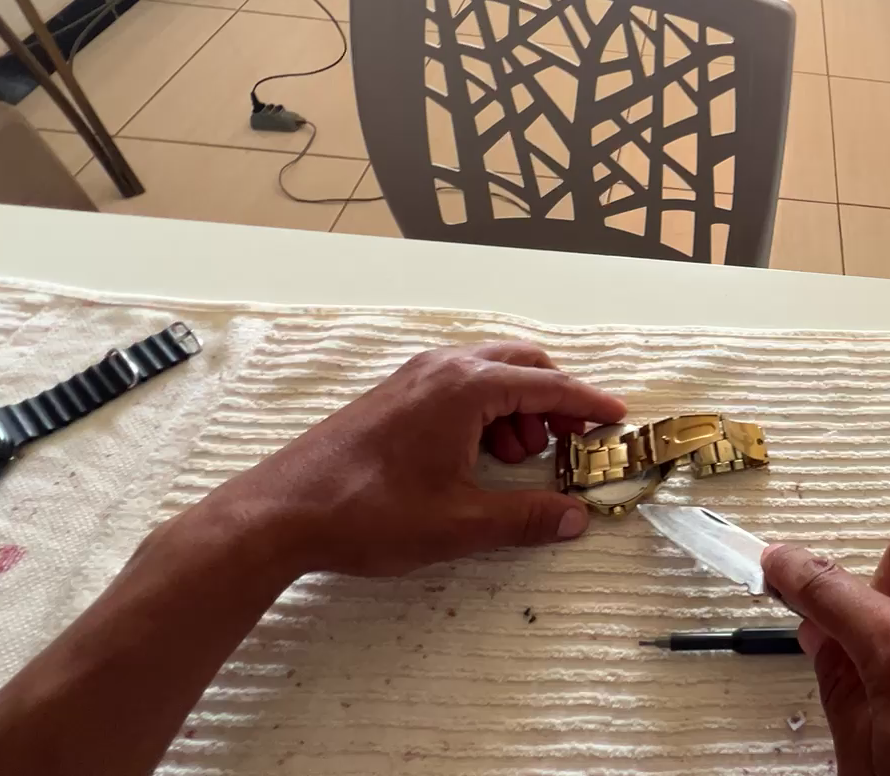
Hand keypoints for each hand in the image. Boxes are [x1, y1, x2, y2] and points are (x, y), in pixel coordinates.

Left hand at [199, 342, 626, 577]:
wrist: (274, 513)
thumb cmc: (370, 513)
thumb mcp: (458, 524)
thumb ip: (525, 518)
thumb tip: (576, 520)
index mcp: (467, 388)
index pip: (549, 387)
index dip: (587, 403)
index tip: (615, 416)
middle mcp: (446, 367)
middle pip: (524, 364)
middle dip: (556, 398)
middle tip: (570, 437)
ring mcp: (417, 375)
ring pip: (492, 371)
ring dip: (520, 403)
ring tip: (520, 453)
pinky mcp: (396, 391)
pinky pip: (462, 381)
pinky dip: (488, 405)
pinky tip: (478, 449)